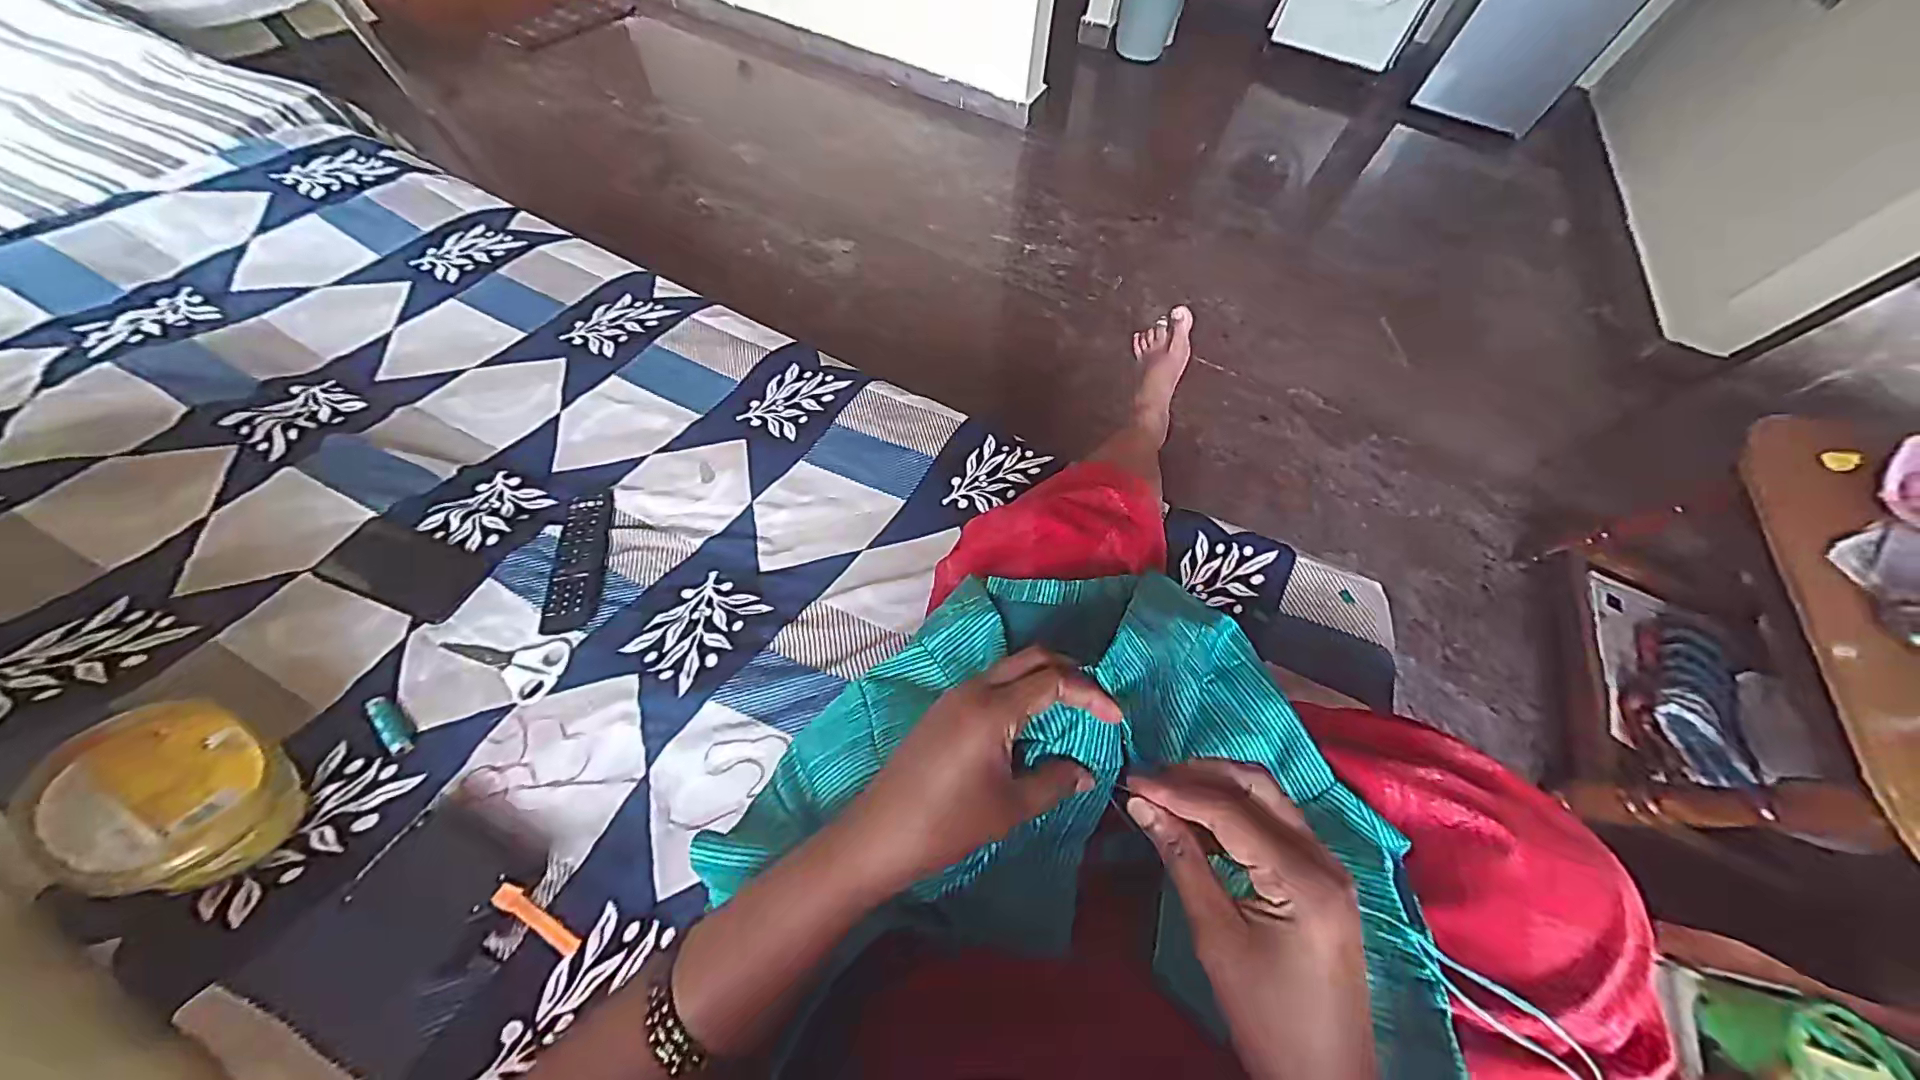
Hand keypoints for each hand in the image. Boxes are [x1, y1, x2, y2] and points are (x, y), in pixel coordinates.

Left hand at [833, 646, 1121, 894]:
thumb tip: (1085, 771)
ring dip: (1043, 679)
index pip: (1054, 680)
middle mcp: (973, 689)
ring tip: (1069, 712)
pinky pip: (990, 684)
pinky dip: (1019, 691)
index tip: (1117, 718)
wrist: (879, 834)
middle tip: (1096, 703)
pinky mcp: (943, 709)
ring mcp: (954, 696)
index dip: (1092, 694)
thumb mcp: (1010, 807)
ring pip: (1009, 668)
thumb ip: (1054, 781)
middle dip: (1070, 672)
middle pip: (1032, 658)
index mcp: (992, 708)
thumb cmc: (947, 824)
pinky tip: (1029, 724)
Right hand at [1128, 760, 1377, 1079]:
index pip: (1230, 810)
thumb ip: (1181, 859)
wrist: (1325, 1078)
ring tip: (1167, 792)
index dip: (1176, 789)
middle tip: (1150, 781)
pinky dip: (1234, 810)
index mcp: (1303, 877)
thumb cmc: (1267, 1016)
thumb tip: (1142, 805)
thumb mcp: (1215, 936)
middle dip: (1198, 775)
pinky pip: (1274, 821)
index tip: (1132, 780)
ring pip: (1266, 796)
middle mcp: (1324, 858)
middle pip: (1255, 786)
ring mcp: (1329, 865)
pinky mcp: (1322, 875)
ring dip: (1216, 786)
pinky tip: (1199, 819)